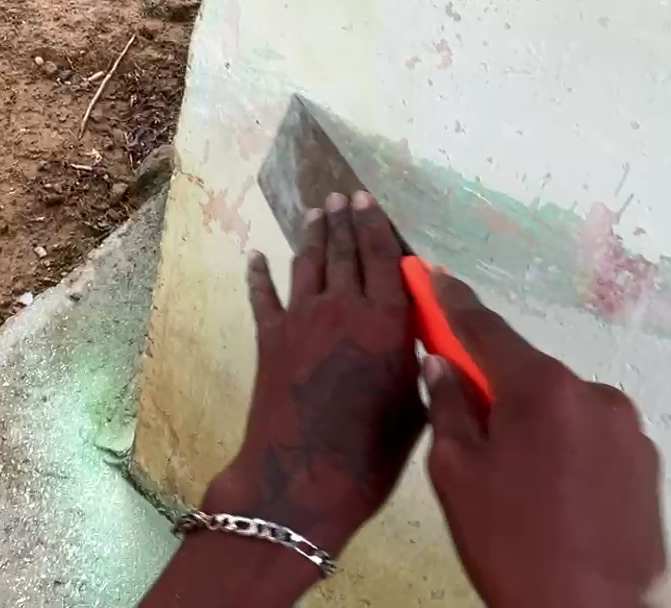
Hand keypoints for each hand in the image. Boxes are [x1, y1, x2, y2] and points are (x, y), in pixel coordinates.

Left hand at [203, 191, 426, 552]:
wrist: (302, 476)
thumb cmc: (372, 454)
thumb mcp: (413, 408)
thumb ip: (414, 361)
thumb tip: (414, 336)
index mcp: (385, 321)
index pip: (382, 258)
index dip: (374, 225)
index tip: (368, 199)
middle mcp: (342, 306)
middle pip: (344, 252)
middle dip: (343, 220)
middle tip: (341, 195)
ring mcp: (301, 317)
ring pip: (308, 263)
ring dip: (312, 235)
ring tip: (315, 212)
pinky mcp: (270, 334)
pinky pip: (264, 294)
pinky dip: (259, 274)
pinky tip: (256, 257)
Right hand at [424, 271, 666, 607]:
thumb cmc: (513, 545)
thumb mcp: (456, 472)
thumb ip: (447, 405)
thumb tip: (442, 365)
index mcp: (541, 388)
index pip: (483, 325)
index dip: (449, 298)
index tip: (428, 273)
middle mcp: (592, 394)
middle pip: (522, 365)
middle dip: (488, 373)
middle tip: (459, 400)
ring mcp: (626, 428)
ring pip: (555, 399)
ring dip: (525, 409)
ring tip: (507, 463)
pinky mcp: (645, 462)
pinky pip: (584, 428)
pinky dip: (558, 436)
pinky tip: (546, 481)